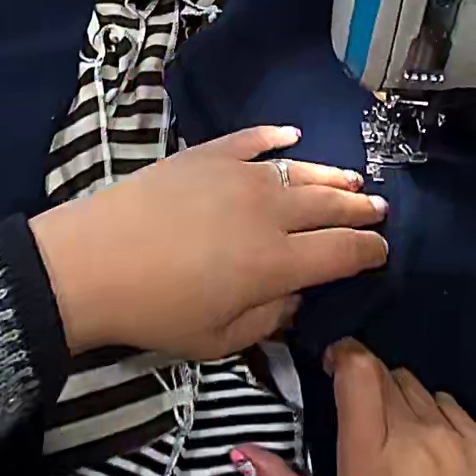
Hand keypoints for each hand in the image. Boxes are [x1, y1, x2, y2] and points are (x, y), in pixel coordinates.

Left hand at [28, 126, 387, 359]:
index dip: (368, 251)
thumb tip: (297, 293)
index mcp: (276, 261)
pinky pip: (254, 138)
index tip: (382, 250)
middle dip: (360, 208)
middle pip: (329, 206)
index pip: (341, 252)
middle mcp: (270, 211)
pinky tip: (292, 136)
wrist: (94, 260)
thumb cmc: (156, 309)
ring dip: (332, 176)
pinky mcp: (212, 152)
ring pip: (301, 171)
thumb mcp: (218, 339)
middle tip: (378, 208)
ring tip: (352, 178)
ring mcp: (241, 174)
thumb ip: (269, 317)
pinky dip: (277, 135)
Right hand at [232, 340, 475, 475]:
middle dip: (365, 382)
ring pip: (418, 386)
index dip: (342, 355)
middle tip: (355, 415)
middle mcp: (417, 437)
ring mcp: (458, 443)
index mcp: (372, 458)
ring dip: (399, 400)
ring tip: (392, 438)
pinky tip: (427, 448)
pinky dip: (434, 414)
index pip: (358, 368)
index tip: (330, 365)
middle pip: (385, 372)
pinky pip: (452, 406)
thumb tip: (244, 451)